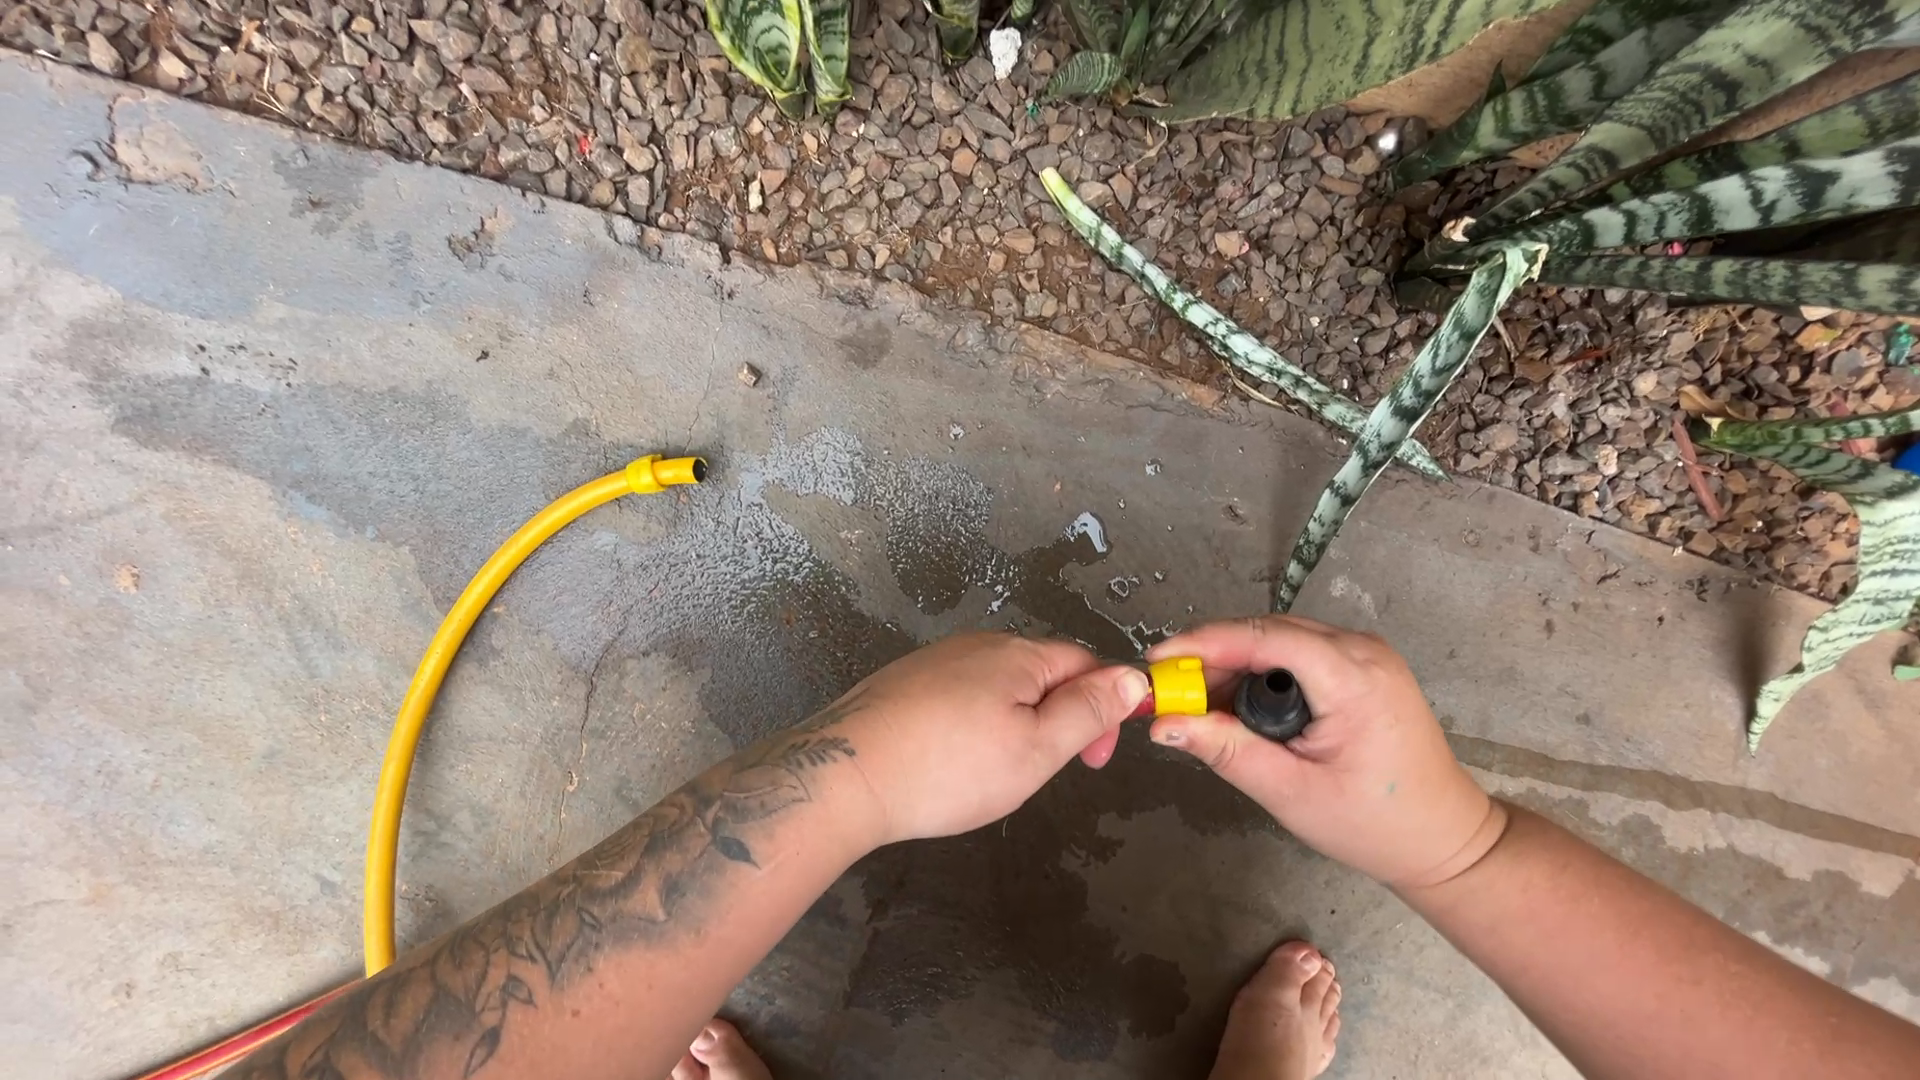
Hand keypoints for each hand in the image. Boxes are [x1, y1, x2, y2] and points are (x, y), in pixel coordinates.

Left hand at [821, 632, 1149, 844]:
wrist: (848, 775)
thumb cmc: (950, 768)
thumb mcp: (1036, 748)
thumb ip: (1088, 710)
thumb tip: (1133, 675)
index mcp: (1017, 654)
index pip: (1084, 663)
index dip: (1105, 705)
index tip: (1098, 756)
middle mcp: (977, 644)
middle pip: (1041, 672)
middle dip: (1059, 717)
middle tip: (1046, 770)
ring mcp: (936, 660)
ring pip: (1000, 685)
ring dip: (1018, 722)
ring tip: (998, 771)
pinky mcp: (907, 681)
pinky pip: (962, 694)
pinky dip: (977, 723)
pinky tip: (958, 759)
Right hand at [1144, 616, 1505, 887]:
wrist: (1447, 841)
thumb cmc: (1372, 824)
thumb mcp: (1289, 792)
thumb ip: (1225, 751)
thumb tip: (1162, 724)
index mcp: (1354, 678)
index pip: (1264, 637)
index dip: (1204, 643)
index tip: (1158, 663)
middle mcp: (1362, 649)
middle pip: (1267, 632)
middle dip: (1213, 656)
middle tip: (1173, 692)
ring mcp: (1365, 653)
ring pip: (1277, 638)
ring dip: (1233, 664)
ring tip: (1200, 703)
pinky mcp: (1361, 665)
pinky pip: (1294, 652)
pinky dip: (1259, 671)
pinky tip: (1238, 703)